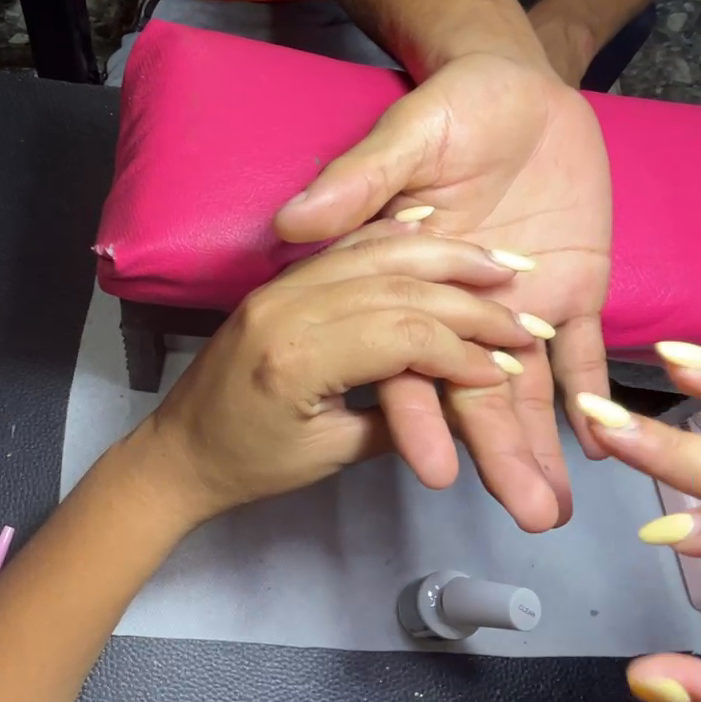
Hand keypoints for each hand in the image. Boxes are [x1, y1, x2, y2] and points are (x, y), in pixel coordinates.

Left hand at [132, 233, 538, 524]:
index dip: (462, 350)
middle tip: (522, 315)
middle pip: (396, 287)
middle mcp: (286, 309)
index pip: (403, 335)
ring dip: (442, 258)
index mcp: (298, 359)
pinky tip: (430, 234)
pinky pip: (342, 249)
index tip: (504, 368)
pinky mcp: (275, 283)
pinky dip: (392, 240)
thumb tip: (459, 404)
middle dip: (468, 302)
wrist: (178, 450)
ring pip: (374, 256)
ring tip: (499, 266)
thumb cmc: (249, 466)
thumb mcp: (327, 455)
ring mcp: (277, 289)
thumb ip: (396, 424)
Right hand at [274, 51, 612, 532]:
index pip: (406, 360)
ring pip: (526, 387)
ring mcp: (518, 310)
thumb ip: (358, 184)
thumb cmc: (452, 107)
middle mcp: (461, 313)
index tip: (432, 469)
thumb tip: (292, 223)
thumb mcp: (406, 137)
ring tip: (555, 508)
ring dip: (541, 445)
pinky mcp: (571, 293)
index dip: (417, 412)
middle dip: (494, 454)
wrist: (517, 88)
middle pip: (470, 392)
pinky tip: (601, 442)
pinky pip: (584, 350)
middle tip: (526, 517)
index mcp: (412, 287)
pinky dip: (593, 393)